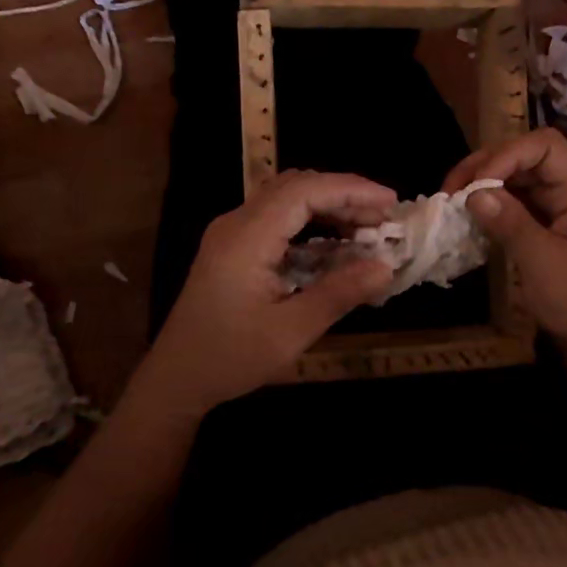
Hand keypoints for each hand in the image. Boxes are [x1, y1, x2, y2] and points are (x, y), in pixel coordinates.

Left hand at [143, 171, 395, 413]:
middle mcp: (237, 224)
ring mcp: (233, 234)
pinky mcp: (235, 247)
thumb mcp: (290, 332)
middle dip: (344, 195)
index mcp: (246, 238)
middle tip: (384, 218)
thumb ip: (338, 294)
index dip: (351, 189)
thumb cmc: (229, 358)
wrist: (176, 379)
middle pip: (296, 186)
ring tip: (367, 229)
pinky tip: (336, 246)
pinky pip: (279, 219)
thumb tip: (385, 267)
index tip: (391, 202)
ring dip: (329, 207)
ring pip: (288, 199)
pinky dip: (312, 224)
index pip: (304, 191)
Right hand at [443, 129, 566, 358]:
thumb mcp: (543, 265)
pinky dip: (492, 204)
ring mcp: (561, 209)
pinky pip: (517, 201)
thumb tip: (473, 193)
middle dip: (488, 166)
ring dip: (485, 183)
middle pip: (529, 157)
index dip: (507, 154)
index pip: (547, 147)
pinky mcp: (547, 226)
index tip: (475, 184)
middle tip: (451, 189)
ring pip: (519, 177)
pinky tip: (469, 216)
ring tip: (453, 200)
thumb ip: (511, 224)